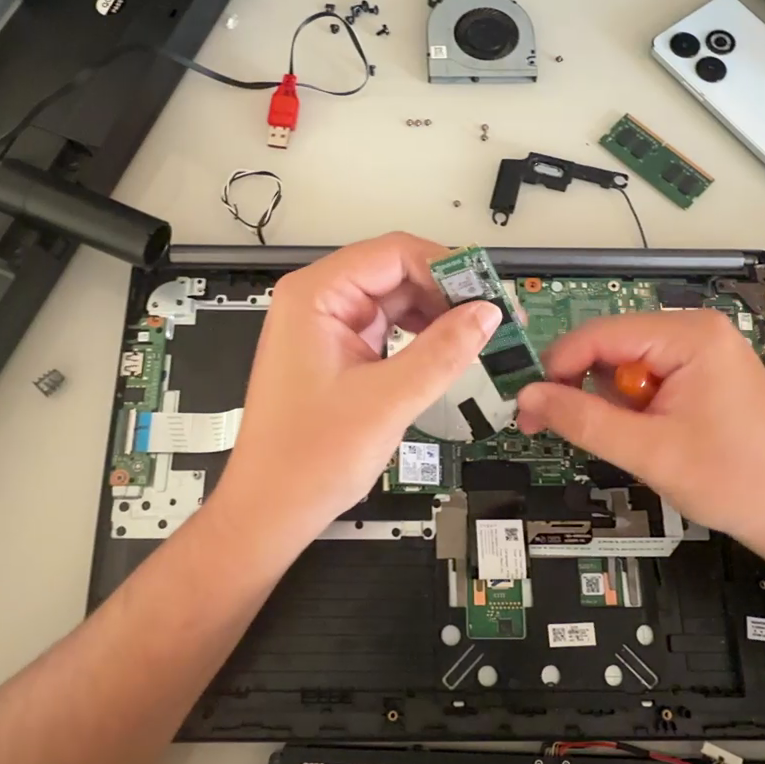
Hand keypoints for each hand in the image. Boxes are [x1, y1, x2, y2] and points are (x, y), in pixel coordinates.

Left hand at [212, 233, 499, 546]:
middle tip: (492, 317)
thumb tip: (485, 314)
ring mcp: (326, 327)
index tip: (487, 290)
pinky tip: (447, 352)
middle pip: (396, 272)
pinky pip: (388, 329)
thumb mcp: (387, 401)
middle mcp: (317, 303)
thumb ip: (441, 352)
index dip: (446, 267)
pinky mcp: (337, 352)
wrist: (271, 509)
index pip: (393, 254)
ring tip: (477, 336)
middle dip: (446, 292)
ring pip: (396, 301)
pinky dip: (420, 337)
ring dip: (437, 315)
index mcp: (314, 297)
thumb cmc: (306, 459)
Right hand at [515, 311, 764, 552]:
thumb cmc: (730, 481)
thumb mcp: (647, 451)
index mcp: (691, 335)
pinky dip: (633, 406)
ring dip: (612, 402)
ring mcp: (703, 350)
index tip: (529, 407)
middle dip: (585, 388)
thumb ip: (582, 420)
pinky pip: (647, 377)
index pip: (601, 334)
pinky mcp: (704, 373)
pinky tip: (646, 434)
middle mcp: (697, 330)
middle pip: (611, 347)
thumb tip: (525, 396)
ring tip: (630, 441)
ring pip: (625, 364)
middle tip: (561, 429)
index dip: (558, 367)